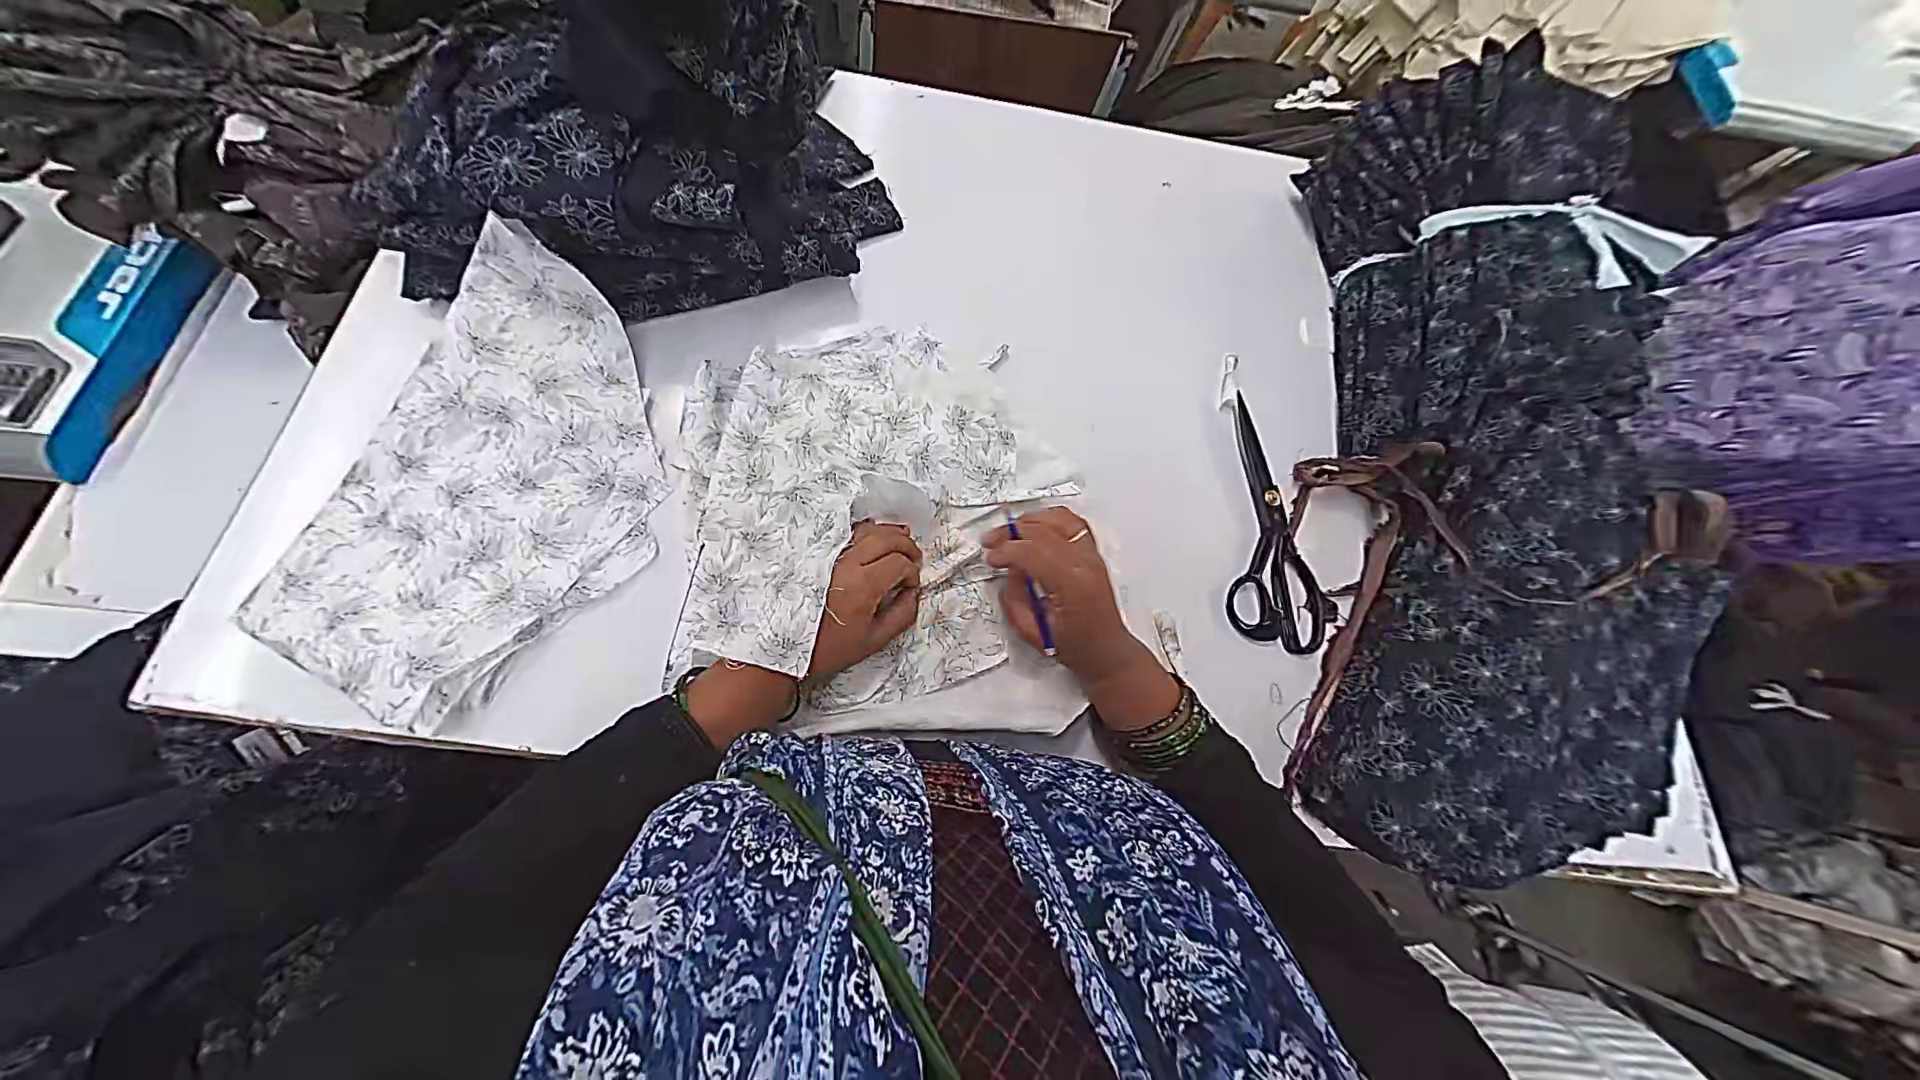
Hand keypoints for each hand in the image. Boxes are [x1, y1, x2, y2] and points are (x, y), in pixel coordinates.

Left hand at [684, 522, 922, 747]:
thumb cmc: (826, 648)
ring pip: (867, 529)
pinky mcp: (816, 553)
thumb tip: (913, 593)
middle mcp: (846, 562)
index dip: (912, 572)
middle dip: (906, 546)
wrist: (782, 647)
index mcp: (863, 585)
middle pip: (887, 538)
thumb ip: (902, 614)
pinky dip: (865, 531)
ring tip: (899, 541)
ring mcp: (829, 554)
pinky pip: (846, 531)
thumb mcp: (874, 640)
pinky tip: (872, 539)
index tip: (910, 585)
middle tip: (913, 558)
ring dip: (888, 533)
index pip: (900, 562)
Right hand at [982, 508, 1179, 729]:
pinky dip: (1052, 518)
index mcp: (1072, 584)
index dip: (1006, 551)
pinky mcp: (1093, 553)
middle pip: (1043, 532)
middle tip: (991, 542)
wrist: (1107, 651)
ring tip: (1010, 530)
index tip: (991, 558)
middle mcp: (1085, 564)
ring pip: (1059, 520)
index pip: (1032, 552)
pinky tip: (1036, 524)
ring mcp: (1092, 555)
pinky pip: (1073, 524)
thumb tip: (1010, 572)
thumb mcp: (1034, 632)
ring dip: (1030, 521)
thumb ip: (1016, 600)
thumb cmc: (1076, 647)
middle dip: (1011, 534)